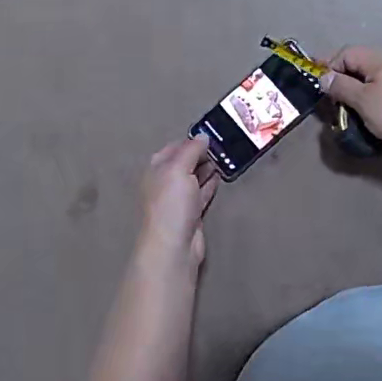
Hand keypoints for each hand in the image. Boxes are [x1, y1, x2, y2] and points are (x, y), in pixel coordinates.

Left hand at [134, 135, 218, 269]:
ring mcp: (178, 199)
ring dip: (207, 168)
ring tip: (224, 158)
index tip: (211, 135)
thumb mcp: (178, 169)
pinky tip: (219, 176)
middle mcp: (165, 183)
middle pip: (184, 162)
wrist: (173, 245)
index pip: (174, 148)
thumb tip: (202, 137)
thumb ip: (190, 150)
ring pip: (194, 178)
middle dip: (200, 154)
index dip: (190, 141)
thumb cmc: (171, 203)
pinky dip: (210, 184)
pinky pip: (202, 193)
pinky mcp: (191, 213)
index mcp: (157, 169)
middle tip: (222, 145)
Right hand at [320, 46, 381, 152]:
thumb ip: (341, 87)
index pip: (345, 54)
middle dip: (340, 81)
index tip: (321, 89)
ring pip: (367, 79)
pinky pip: (379, 89)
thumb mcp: (363, 101)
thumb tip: (323, 76)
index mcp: (377, 59)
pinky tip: (367, 114)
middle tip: (331, 102)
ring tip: (347, 110)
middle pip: (356, 65)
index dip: (329, 68)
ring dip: (354, 92)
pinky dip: (368, 98)